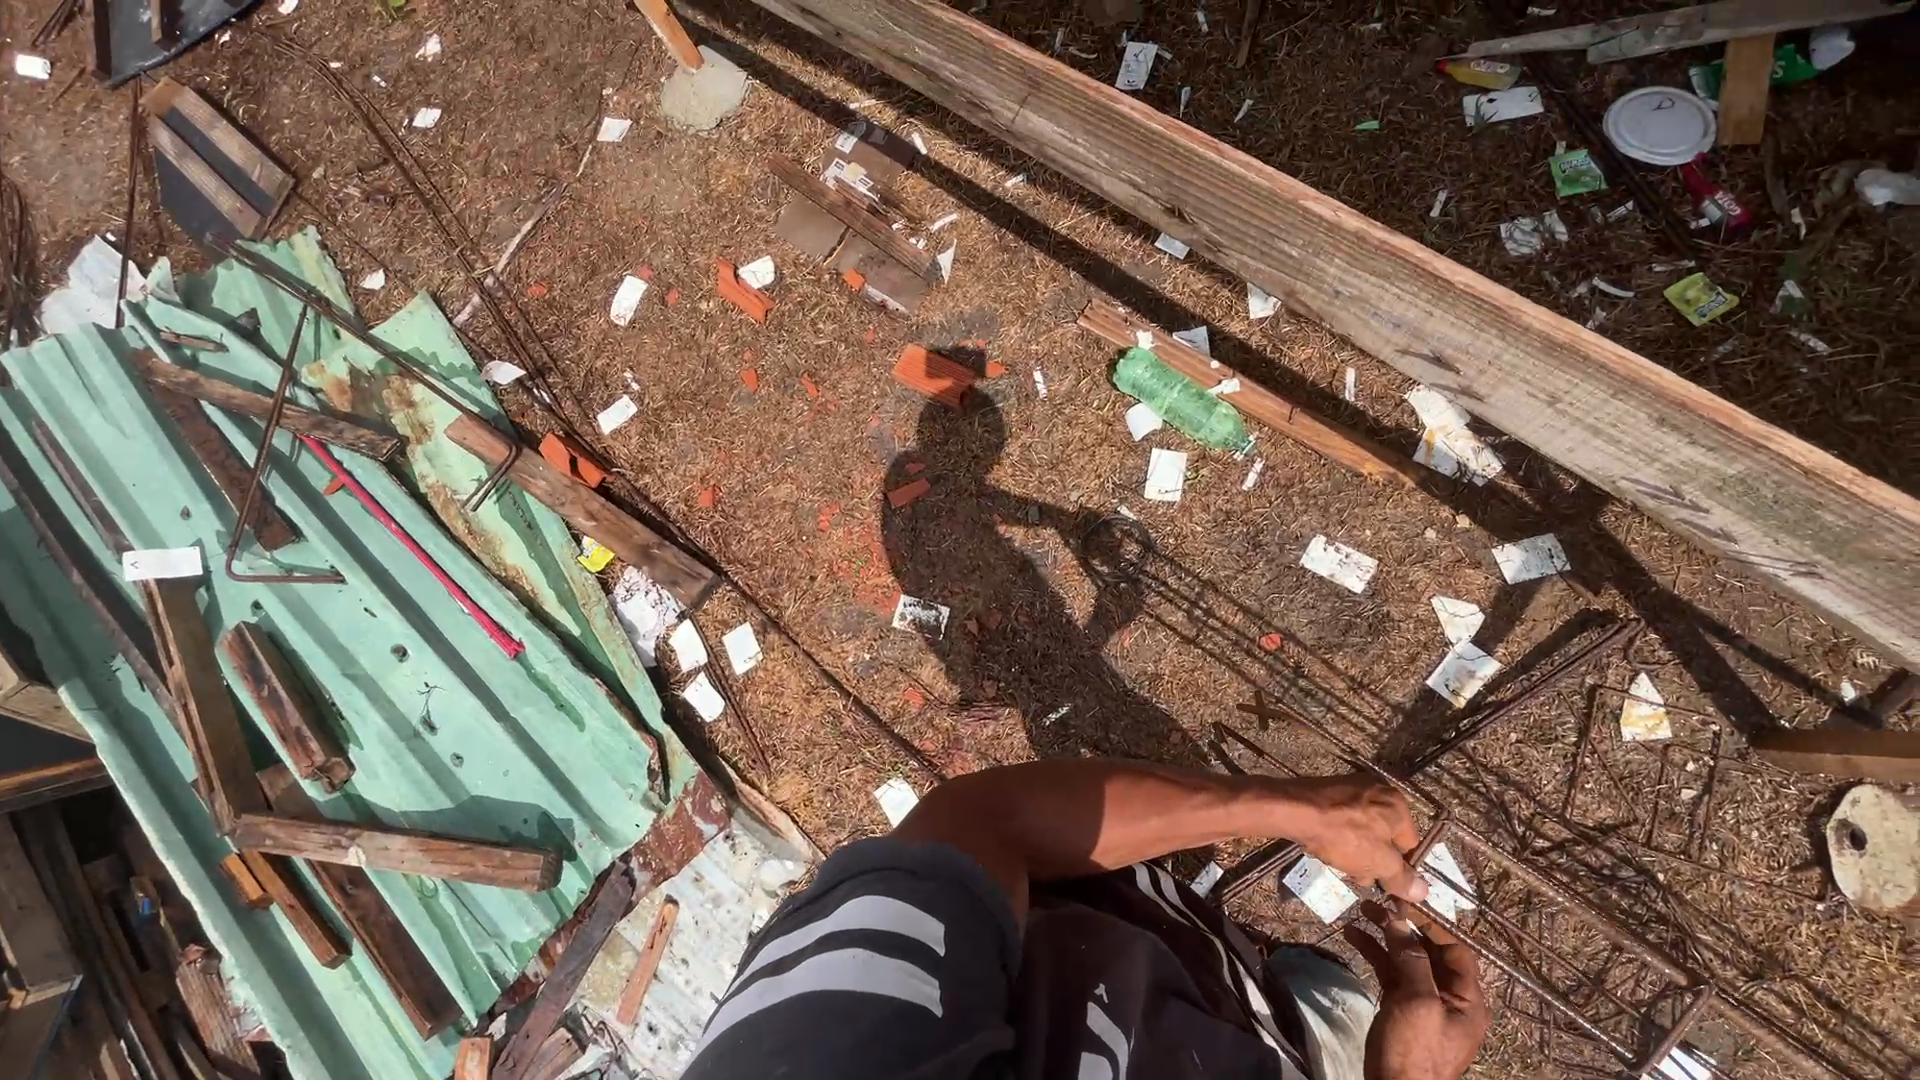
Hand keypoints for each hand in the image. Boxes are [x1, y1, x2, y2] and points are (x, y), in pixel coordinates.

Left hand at [1286, 774, 1427, 901]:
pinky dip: (1334, 835)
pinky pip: (1338, 820)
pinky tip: (1322, 847)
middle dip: (1372, 860)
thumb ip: (1402, 878)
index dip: (1399, 868)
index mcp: (1396, 803)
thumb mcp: (1379, 863)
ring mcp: (1348, 788)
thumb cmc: (1343, 835)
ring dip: (1352, 851)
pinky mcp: (1324, 791)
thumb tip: (1422, 891)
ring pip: (1359, 830)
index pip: (1409, 844)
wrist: (1292, 810)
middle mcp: (1375, 789)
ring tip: (1337, 862)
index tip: (1384, 882)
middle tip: (1357, 874)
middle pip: (1382, 837)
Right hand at [1343, 900, 1489, 1079]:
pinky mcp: (1401, 1005)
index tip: (1403, 900)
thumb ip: (1412, 960)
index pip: (1456, 948)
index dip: (1431, 923)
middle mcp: (1450, 996)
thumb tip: (1400, 920)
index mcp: (1468, 998)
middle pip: (1429, 950)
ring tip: (1359, 911)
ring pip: (1406, 957)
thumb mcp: (1418, 1002)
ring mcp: (1424, 1001)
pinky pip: (1390, 971)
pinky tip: (1353, 936)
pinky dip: (1374, 952)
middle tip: (1376, 901)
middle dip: (1403, 925)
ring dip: (1384, 934)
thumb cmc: (1415, 1049)